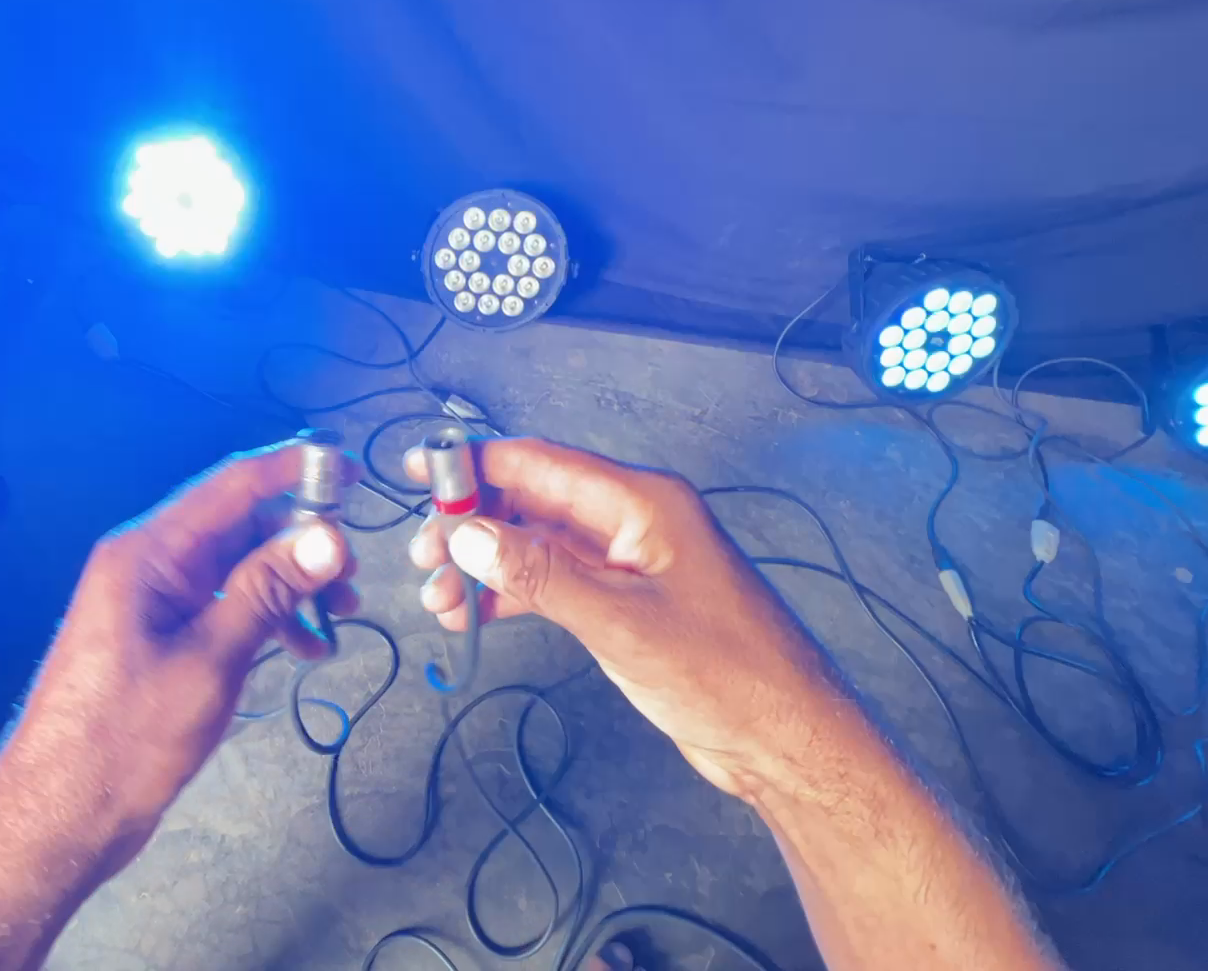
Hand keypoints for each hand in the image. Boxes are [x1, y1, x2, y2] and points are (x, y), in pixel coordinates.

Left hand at [20, 439, 357, 854]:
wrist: (57, 821)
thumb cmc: (126, 737)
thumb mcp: (210, 659)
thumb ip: (269, 591)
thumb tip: (330, 536)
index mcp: (151, 550)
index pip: (234, 483)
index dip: (295, 467)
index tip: (351, 469)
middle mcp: (153, 560)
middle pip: (242, 523)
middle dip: (303, 539)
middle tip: (354, 570)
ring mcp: (158, 597)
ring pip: (241, 565)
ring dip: (293, 583)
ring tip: (342, 614)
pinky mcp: (167, 631)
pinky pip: (228, 602)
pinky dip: (270, 616)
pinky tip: (306, 647)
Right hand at [405, 437, 855, 799]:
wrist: (788, 745)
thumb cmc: (723, 674)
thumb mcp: (622, 622)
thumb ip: (540, 574)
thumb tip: (465, 536)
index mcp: (639, 501)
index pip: (540, 463)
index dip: (474, 461)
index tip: (419, 470)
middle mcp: (625, 520)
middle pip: (528, 502)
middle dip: (470, 524)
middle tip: (423, 556)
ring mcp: (619, 562)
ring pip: (532, 545)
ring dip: (483, 565)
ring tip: (438, 599)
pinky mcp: (615, 601)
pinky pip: (548, 582)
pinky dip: (508, 594)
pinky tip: (472, 615)